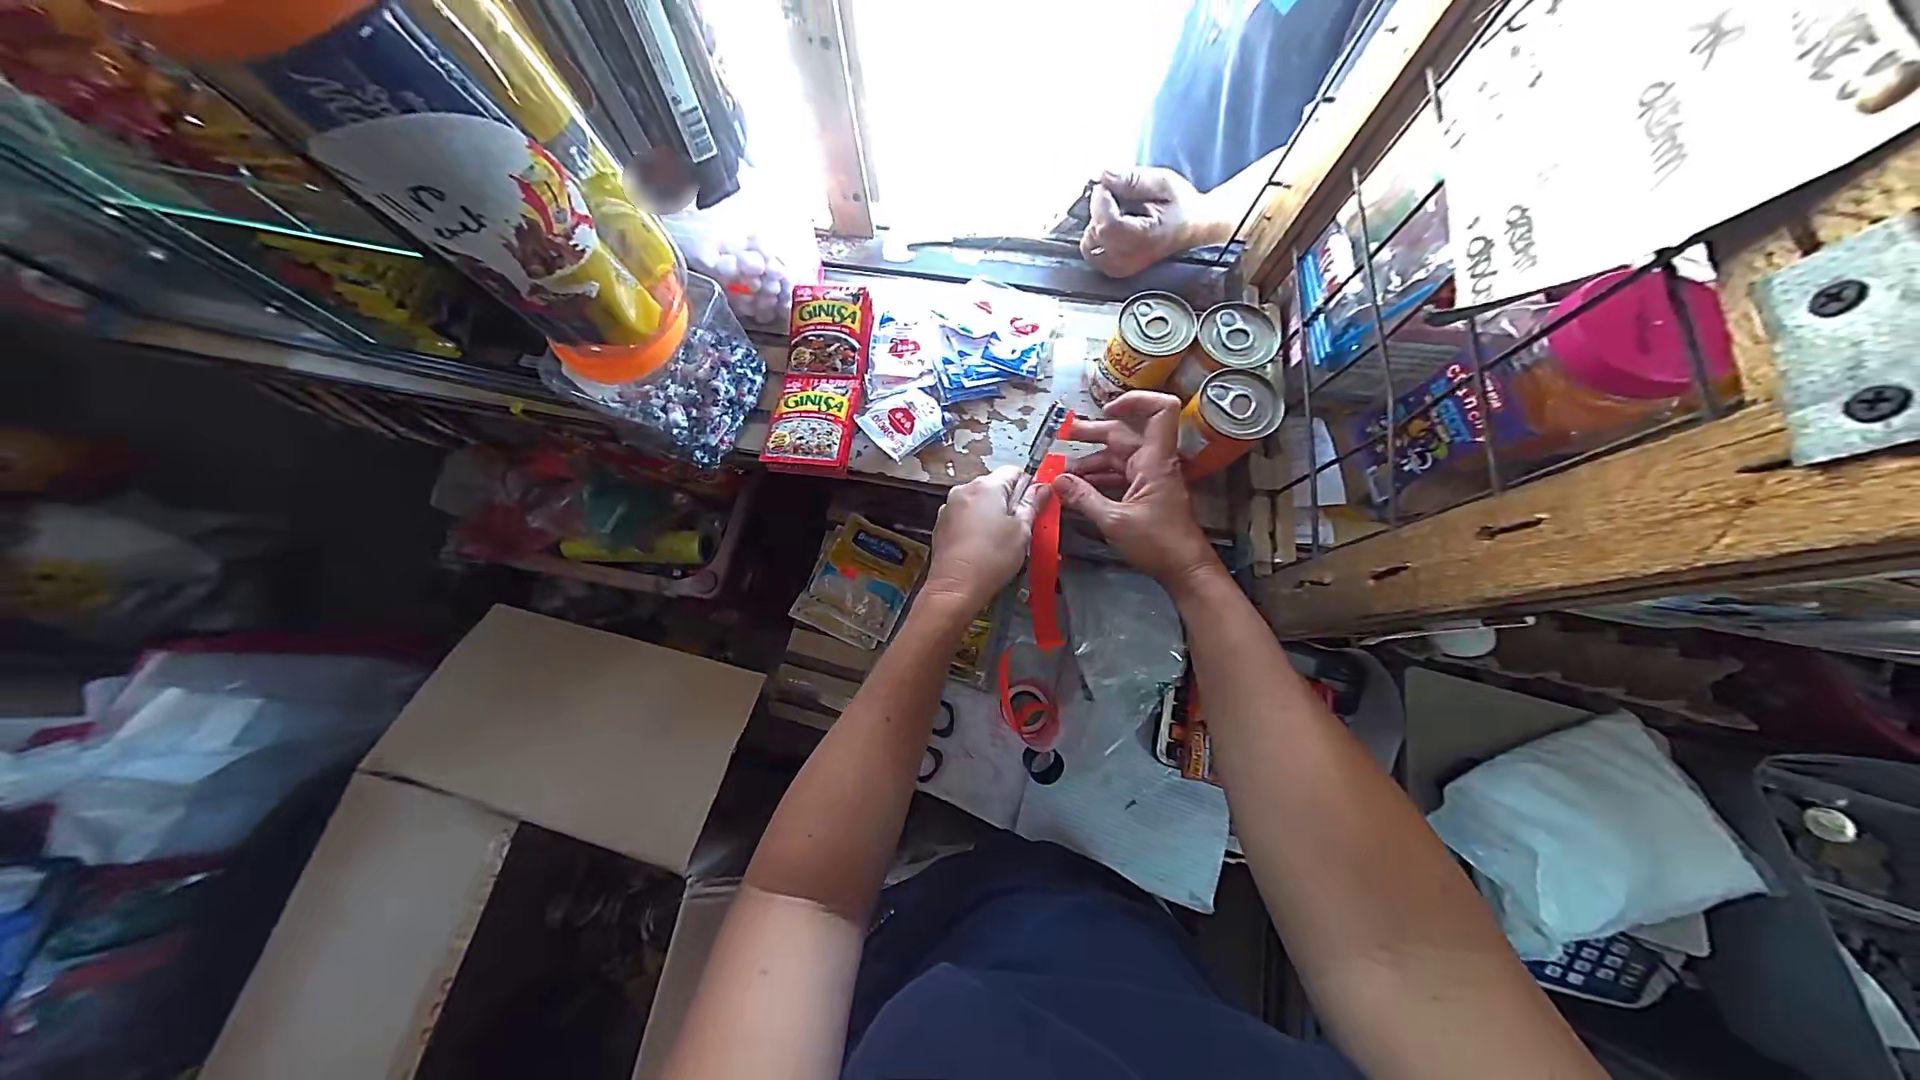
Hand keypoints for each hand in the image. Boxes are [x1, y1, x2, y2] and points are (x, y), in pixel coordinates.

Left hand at [922, 466, 1051, 609]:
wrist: (955, 588)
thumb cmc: (991, 559)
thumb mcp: (1022, 531)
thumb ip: (1033, 504)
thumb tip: (1043, 487)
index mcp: (985, 486)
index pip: (1014, 470)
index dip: (1029, 485)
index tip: (1035, 505)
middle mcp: (963, 490)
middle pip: (995, 486)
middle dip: (1010, 502)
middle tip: (1021, 528)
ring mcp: (949, 507)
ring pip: (979, 502)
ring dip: (992, 514)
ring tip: (1001, 541)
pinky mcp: (941, 525)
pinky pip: (965, 517)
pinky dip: (976, 525)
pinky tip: (982, 547)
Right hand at [1053, 392, 1220, 587]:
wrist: (1184, 569)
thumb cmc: (1157, 543)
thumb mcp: (1114, 521)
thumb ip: (1083, 499)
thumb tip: (1057, 481)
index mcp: (1154, 460)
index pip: (1159, 411)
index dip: (1135, 401)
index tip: (1105, 410)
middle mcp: (1152, 463)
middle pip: (1123, 436)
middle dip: (1091, 434)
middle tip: (1060, 437)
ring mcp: (1148, 478)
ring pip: (1116, 459)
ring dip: (1089, 463)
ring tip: (1061, 472)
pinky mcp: (1144, 494)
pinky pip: (1117, 478)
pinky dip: (1097, 480)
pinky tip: (1075, 489)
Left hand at [1080, 167, 1224, 278]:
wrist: (1193, 228)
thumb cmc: (1181, 205)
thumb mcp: (1163, 182)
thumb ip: (1132, 180)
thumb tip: (1104, 175)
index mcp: (1144, 238)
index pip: (1106, 224)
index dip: (1100, 201)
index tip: (1107, 185)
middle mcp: (1129, 259)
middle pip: (1095, 233)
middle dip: (1098, 210)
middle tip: (1115, 198)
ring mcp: (1121, 268)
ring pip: (1088, 245)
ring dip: (1095, 224)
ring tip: (1115, 213)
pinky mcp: (1115, 270)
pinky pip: (1092, 254)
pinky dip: (1095, 238)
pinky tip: (1111, 227)